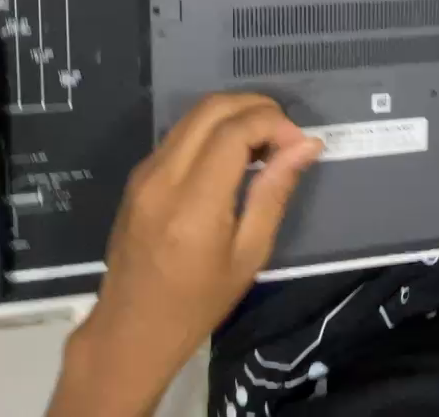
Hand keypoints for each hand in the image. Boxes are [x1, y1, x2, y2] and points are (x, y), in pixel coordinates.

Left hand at [59, 94, 321, 415]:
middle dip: (256, 107)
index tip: (298, 143)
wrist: (130, 331)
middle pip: (213, 108)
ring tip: (263, 141)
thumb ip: (275, 192)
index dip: (273, 123)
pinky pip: (181, 132)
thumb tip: (307, 144)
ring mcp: (145, 172)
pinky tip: (233, 155)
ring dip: (235, 113)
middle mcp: (163, 177)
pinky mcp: (138, 174)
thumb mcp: (249, 254)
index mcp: (193, 204)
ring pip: (195, 113)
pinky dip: (214, 128)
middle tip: (284, 133)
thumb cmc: (198, 303)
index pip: (235, 131)